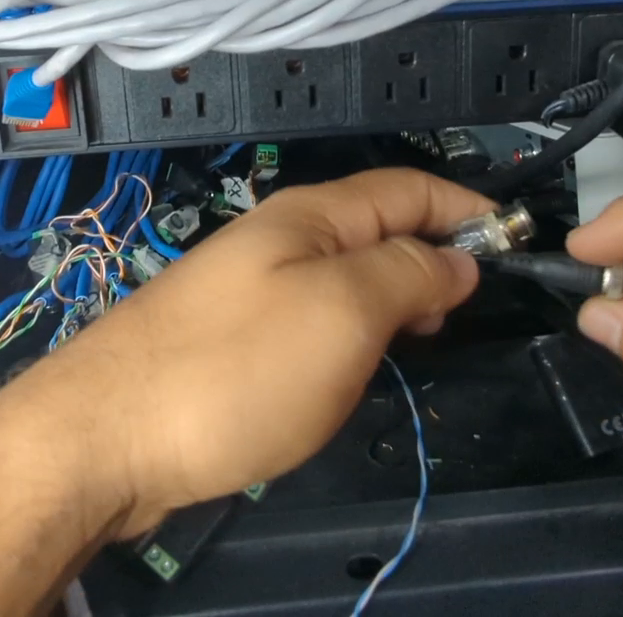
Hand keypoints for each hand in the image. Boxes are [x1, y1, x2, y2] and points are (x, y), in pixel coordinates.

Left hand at [4, 167, 487, 532]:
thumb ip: (407, 274)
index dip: (465, 209)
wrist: (107, 435)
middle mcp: (283, 238)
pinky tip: (359, 362)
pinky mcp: (238, 334)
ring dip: (398, 294)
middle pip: (379, 227)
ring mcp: (256, 286)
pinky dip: (357, 328)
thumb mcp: (343, 313)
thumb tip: (456, 259)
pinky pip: (317, 314)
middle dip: (434, 255)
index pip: (408, 188)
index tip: (515, 242)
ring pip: (350, 274)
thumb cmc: (235, 369)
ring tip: (426, 336)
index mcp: (312, 215)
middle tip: (468, 308)